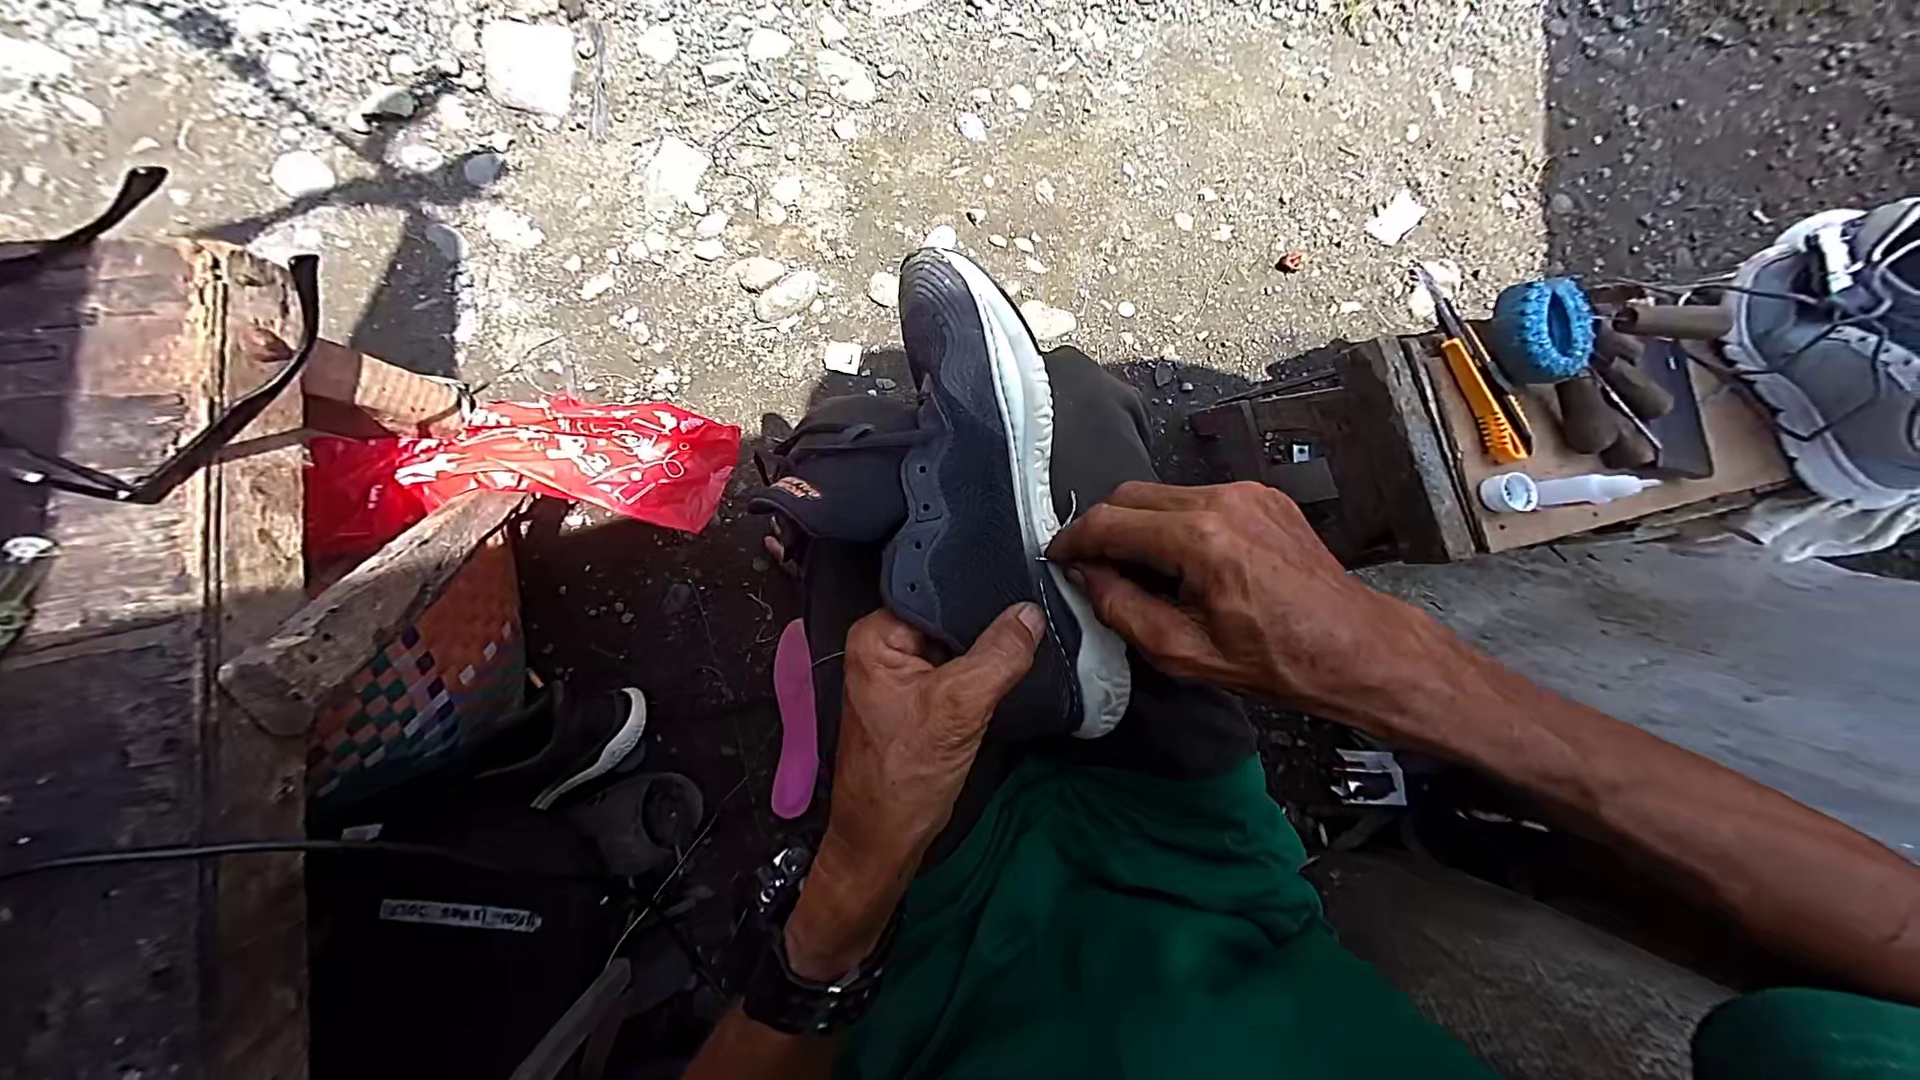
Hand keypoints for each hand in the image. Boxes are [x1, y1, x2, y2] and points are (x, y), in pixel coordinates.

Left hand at [785, 604, 1043, 979]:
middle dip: (985, 620)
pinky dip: (981, 669)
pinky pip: (957, 666)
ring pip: (956, 642)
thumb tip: (1030, 613)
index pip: (934, 590)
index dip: (977, 590)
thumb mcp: (959, 707)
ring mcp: (902, 671)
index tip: (1018, 585)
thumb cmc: (905, 777)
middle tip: (1029, 615)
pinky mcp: (920, 694)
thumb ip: (998, 656)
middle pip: (947, 615)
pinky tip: (1005, 668)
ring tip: (1023, 639)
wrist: (887, 841)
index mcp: (875, 634)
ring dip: (986, 647)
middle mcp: (883, 645)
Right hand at [1046, 481, 1443, 727]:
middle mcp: (1224, 502)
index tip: (1058, 556)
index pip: (1109, 522)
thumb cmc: (1282, 659)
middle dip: (1099, 528)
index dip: (1072, 540)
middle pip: (1128, 495)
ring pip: (1158, 494)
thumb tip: (1087, 576)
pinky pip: (1192, 498)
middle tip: (1090, 565)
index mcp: (1202, 540)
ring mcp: (1246, 494)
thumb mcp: (1182, 651)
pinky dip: (1168, 523)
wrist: (1356, 648)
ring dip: (1134, 525)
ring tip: (1136, 570)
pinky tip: (1174, 560)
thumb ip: (1120, 607)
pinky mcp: (1259, 498)